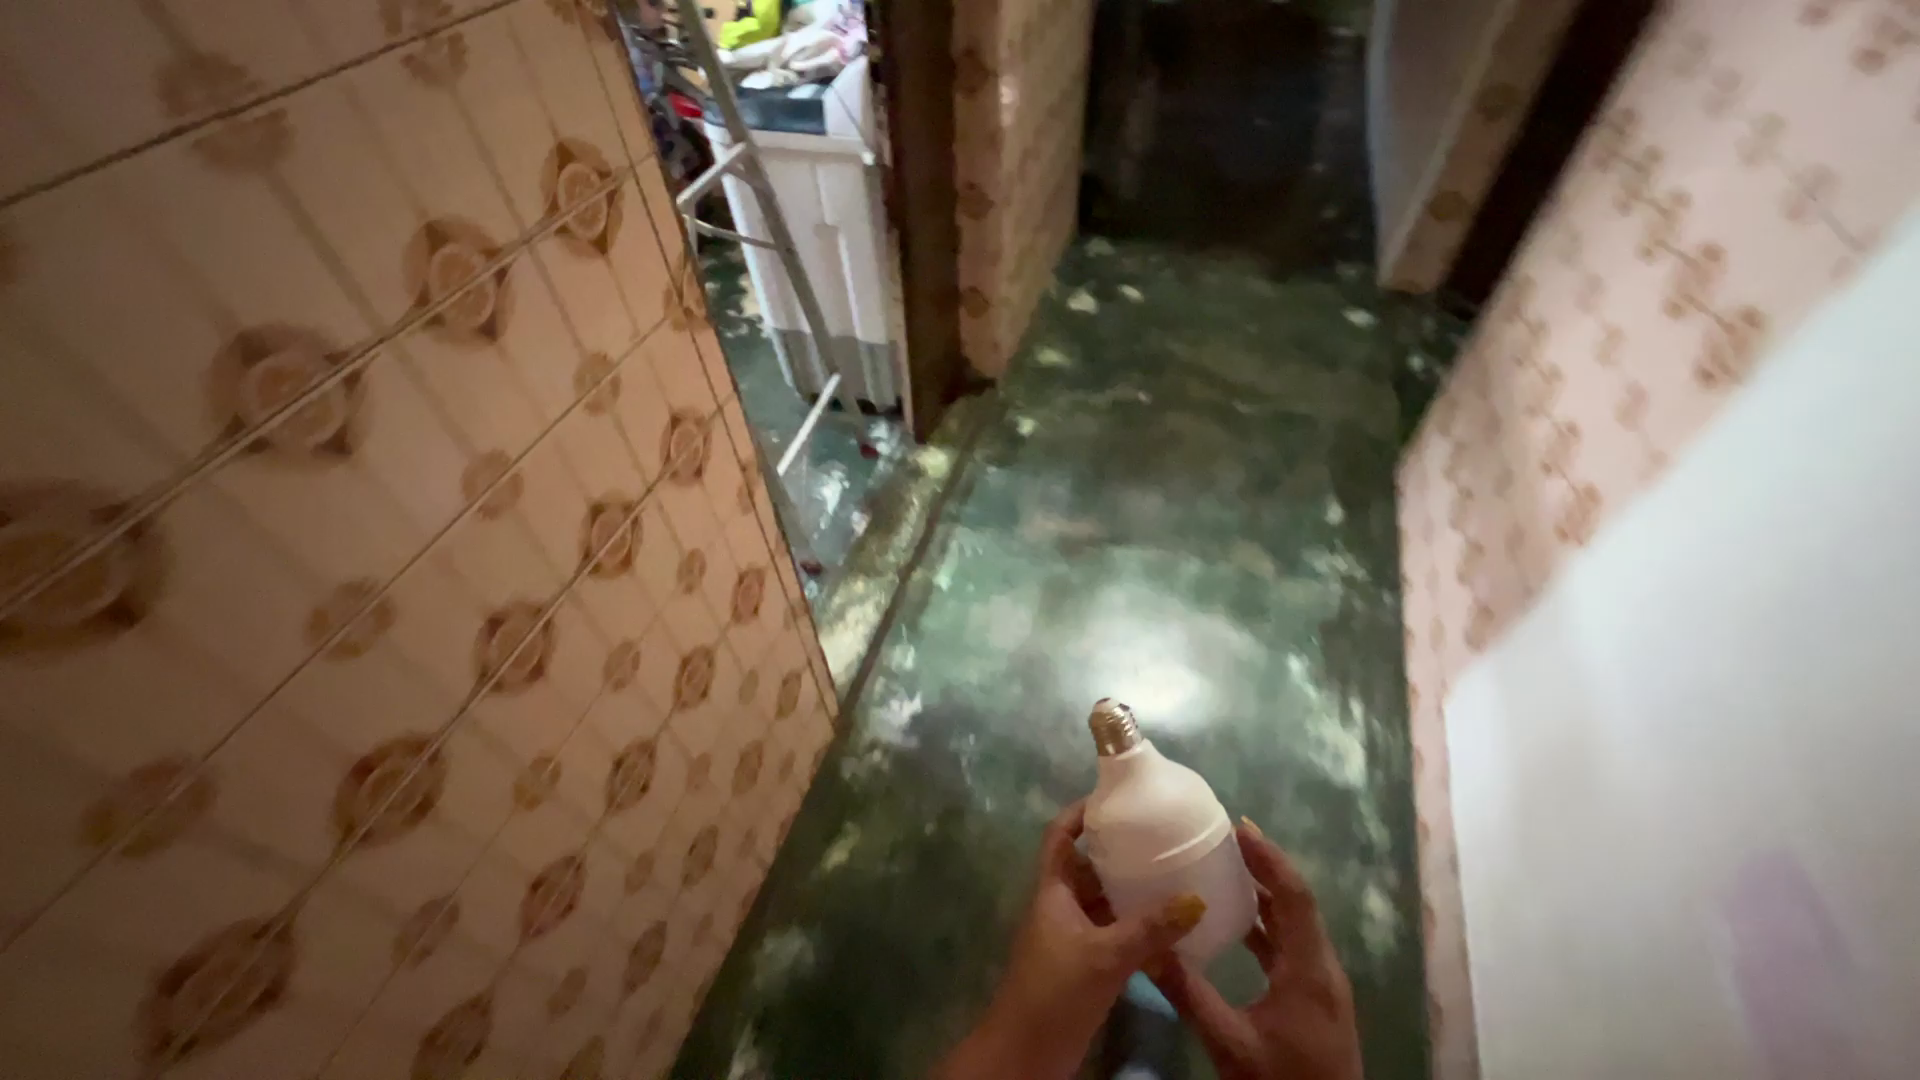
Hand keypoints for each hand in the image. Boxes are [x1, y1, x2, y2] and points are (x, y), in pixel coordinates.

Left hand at [934, 800, 1206, 1079]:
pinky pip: (1109, 930)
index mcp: (1052, 888)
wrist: (1026, 1054)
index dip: (1081, 812)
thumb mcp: (1105, 956)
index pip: (1061, 834)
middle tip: (1159, 839)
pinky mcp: (1081, 963)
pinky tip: (1165, 928)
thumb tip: (1196, 898)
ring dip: (1128, 890)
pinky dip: (1132, 924)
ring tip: (1171, 877)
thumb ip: (1150, 928)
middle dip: (1117, 851)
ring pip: (1100, 899)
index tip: (1115, 797)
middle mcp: (1059, 904)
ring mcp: (1069, 935)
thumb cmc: (1055, 990)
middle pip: (1087, 865)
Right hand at [1150, 822, 1362, 1079]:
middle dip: (1264, 866)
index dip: (1269, 857)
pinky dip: (1265, 924)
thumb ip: (1188, 992)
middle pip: (1297, 902)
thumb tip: (1146, 946)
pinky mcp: (1314, 999)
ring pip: (1295, 923)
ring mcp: (1321, 985)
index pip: (1295, 896)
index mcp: (1309, 970)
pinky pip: (1291, 945)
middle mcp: (1322, 968)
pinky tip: (1235, 923)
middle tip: (1224, 837)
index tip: (1238, 826)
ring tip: (1225, 867)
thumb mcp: (1228, 1042)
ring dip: (1265, 893)